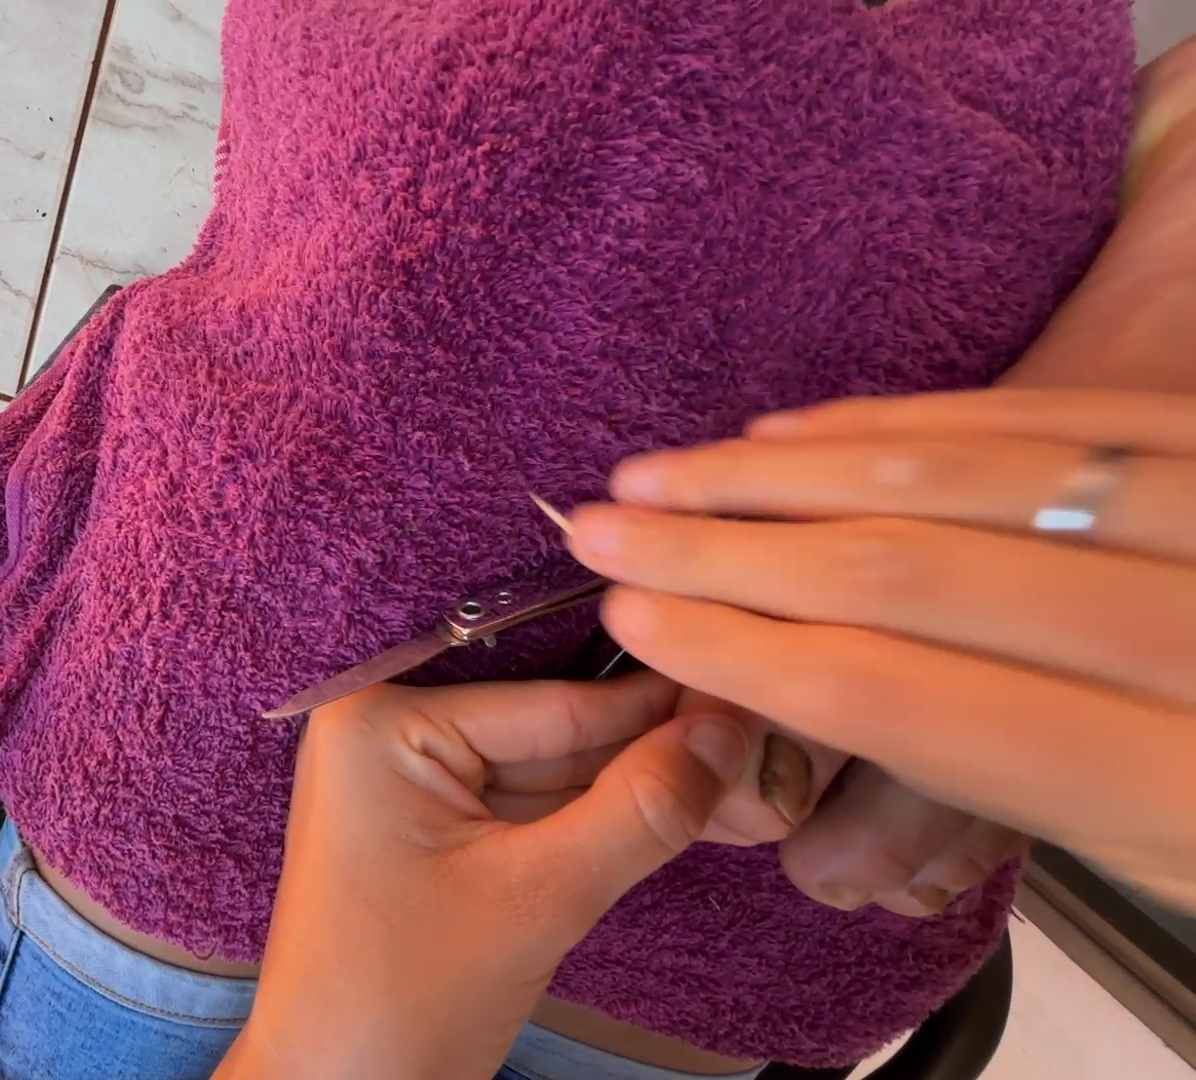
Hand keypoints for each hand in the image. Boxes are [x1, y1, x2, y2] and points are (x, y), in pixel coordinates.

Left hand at [217, 676, 754, 1079]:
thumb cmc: (404, 996)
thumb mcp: (534, 897)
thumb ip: (635, 811)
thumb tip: (722, 735)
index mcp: (382, 721)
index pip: (544, 705)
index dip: (653, 706)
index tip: (740, 695)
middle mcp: (383, 728)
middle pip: (543, 736)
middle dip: (649, 754)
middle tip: (759, 747)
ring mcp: (398, 773)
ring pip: (536, 772)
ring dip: (628, 788)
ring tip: (740, 781)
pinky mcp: (417, 817)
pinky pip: (512, 804)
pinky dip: (584, 817)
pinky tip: (668, 811)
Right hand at [716, 41, 1195, 917]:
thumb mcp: (1151, 863)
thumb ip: (969, 816)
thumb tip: (807, 848)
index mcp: (1188, 782)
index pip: (887, 695)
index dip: (731, 651)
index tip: (629, 619)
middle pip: (891, 573)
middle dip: (709, 552)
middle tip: (600, 534)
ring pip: (943, 477)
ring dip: (763, 474)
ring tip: (649, 476)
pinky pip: (1026, 416)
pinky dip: (883, 421)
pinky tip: (777, 429)